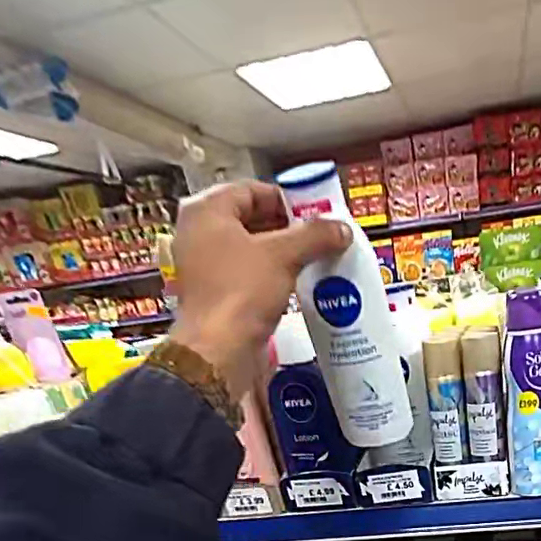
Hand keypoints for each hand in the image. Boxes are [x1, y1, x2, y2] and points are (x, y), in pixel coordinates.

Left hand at [166, 180, 351, 399]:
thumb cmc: (242, 291)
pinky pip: (248, 276)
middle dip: (286, 229)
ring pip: (250, 250)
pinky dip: (272, 277)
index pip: (249, 190)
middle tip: (316, 237)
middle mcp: (199, 235)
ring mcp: (205, 268)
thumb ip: (314, 236)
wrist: (222, 350)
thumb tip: (342, 228)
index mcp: (206, 212)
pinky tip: (296, 285)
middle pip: (249, 220)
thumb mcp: (284, 255)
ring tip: (312, 260)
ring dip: (282, 254)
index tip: (312, 212)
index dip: (283, 199)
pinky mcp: (216, 296)